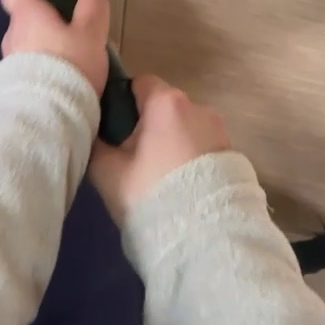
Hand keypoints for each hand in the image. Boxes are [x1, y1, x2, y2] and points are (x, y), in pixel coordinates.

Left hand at [0, 0, 110, 93]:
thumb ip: (92, 9)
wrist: (45, 114)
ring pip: (26, 52)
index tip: (43, 1)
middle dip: (44, 31)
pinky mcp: (8, 88)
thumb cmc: (69, 62)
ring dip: (43, 57)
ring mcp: (6, 63)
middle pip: (24, 25)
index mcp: (27, 14)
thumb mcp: (90, 33)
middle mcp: (11, 35)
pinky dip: (39, 79)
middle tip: (72, 42)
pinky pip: (25, 76)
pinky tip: (60, 91)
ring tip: (70, 71)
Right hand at [88, 75, 230, 222]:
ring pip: (184, 127)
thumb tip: (90, 133)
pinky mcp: (234, 156)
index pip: (139, 83)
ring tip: (158, 175)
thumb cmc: (152, 194)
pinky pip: (203, 147)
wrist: (206, 241)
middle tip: (132, 155)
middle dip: (148, 124)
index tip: (113, 126)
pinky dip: (191, 158)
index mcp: (165, 103)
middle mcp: (197, 107)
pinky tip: (181, 186)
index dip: (122, 100)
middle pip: (163, 106)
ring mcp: (220, 131)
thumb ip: (95, 144)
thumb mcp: (107, 171)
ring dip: (171, 142)